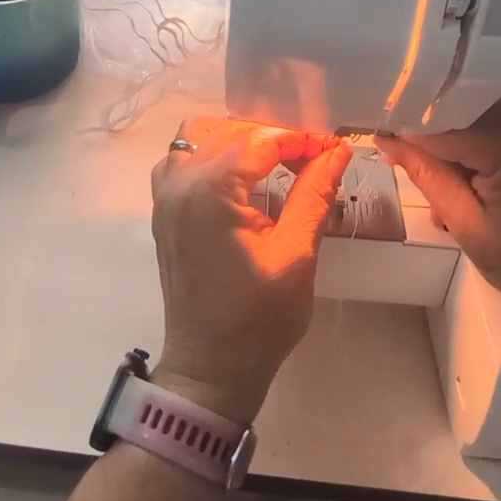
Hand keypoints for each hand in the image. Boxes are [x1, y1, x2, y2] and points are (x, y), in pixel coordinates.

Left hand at [149, 117, 352, 423]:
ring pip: (201, 137)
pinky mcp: (163, 209)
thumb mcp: (296, 255)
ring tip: (277, 162)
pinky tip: (239, 176)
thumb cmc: (259, 320)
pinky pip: (183, 160)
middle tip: (313, 158)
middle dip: (275, 137)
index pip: (260, 139)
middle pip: (231, 132)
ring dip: (240, 140)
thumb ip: (314, 194)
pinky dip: (211, 155)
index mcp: (210, 191)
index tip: (332, 149)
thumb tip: (338, 151)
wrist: (210, 368)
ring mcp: (165, 194)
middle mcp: (179, 182)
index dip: (300, 138)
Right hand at [379, 97, 500, 334]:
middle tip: (414, 177)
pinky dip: (483, 144)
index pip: (437, 123)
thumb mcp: (470, 228)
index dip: (403, 134)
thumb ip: (427, 177)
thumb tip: (388, 139)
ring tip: (451, 191)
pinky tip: (478, 180)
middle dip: (433, 141)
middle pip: (458, 112)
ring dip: (458, 145)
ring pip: (477, 115)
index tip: (374, 139)